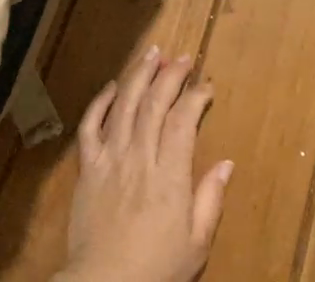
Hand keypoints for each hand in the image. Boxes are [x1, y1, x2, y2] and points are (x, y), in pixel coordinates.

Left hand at [57, 47, 231, 281]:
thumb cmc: (156, 268)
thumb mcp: (196, 244)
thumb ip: (210, 200)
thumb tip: (227, 163)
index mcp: (170, 176)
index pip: (183, 122)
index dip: (196, 97)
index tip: (207, 85)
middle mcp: (139, 158)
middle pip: (154, 105)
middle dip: (170, 76)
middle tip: (183, 57)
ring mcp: (109, 159)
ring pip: (123, 106)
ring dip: (138, 75)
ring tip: (152, 53)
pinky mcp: (87, 167)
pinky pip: (90, 127)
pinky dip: (100, 102)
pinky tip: (112, 86)